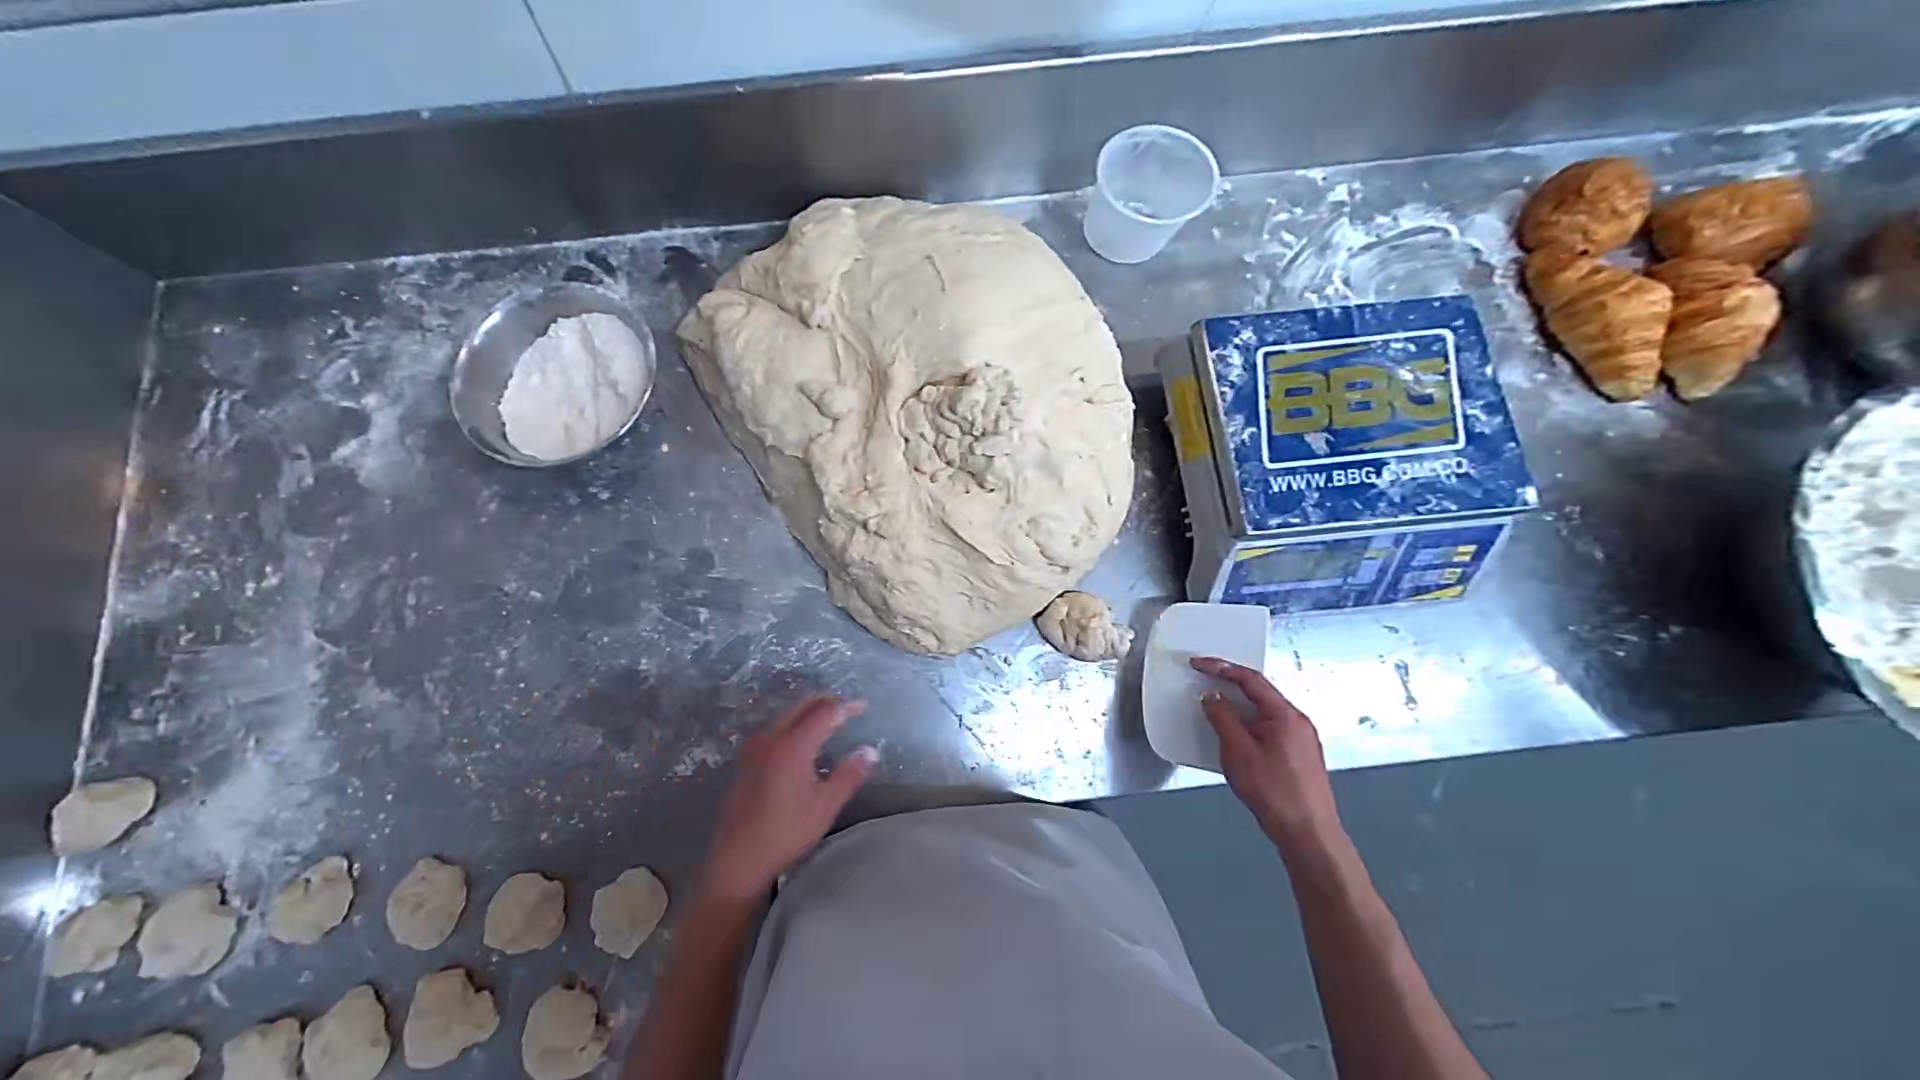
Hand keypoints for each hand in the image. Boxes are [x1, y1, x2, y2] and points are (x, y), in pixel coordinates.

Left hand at [701, 696, 878, 901]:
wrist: (738, 859)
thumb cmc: (786, 833)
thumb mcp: (825, 806)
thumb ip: (849, 774)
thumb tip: (870, 751)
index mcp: (792, 746)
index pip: (823, 711)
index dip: (845, 706)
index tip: (863, 706)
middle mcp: (770, 739)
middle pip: (802, 706)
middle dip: (826, 703)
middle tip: (847, 709)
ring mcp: (754, 748)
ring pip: (786, 715)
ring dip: (809, 712)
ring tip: (829, 721)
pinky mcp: (745, 761)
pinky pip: (774, 729)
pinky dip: (794, 724)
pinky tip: (801, 742)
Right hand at [1191, 657, 1342, 852]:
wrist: (1307, 833)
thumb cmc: (1277, 795)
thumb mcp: (1238, 752)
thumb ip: (1222, 718)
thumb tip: (1212, 698)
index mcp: (1285, 715)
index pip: (1250, 679)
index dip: (1221, 668)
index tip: (1199, 664)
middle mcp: (1297, 722)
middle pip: (1259, 692)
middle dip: (1229, 685)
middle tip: (1205, 680)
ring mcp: (1301, 739)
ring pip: (1264, 711)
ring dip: (1238, 707)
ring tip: (1215, 710)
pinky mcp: (1298, 755)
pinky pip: (1269, 727)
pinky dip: (1248, 724)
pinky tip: (1234, 736)